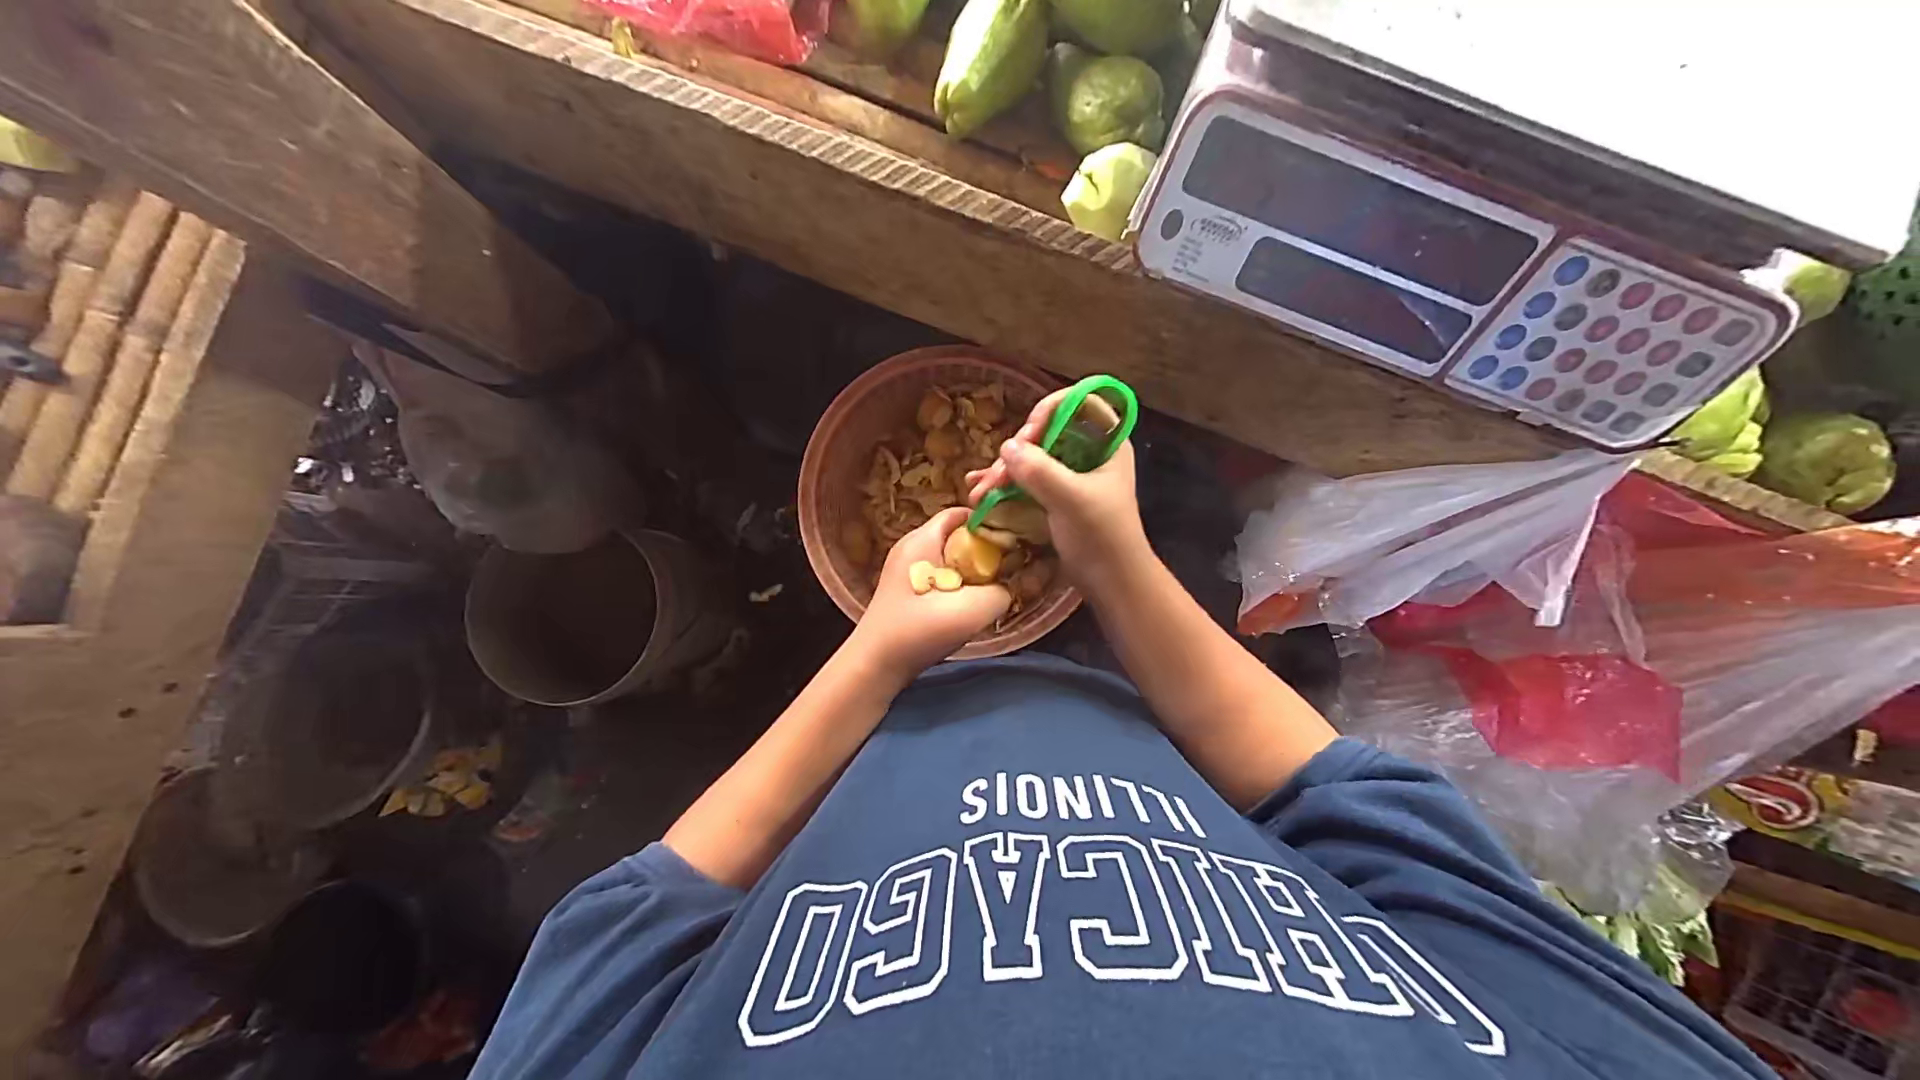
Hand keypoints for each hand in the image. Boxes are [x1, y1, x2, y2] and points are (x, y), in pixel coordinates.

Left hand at [847, 507, 1010, 682]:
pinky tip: (966, 607)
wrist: (874, 665)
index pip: (962, 513)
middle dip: (985, 551)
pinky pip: (940, 576)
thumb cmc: (917, 631)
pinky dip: (957, 586)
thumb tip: (1007, 588)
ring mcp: (906, 568)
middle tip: (1006, 570)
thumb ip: (1001, 592)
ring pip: (951, 558)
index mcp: (922, 539)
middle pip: (958, 535)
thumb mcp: (972, 611)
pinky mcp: (906, 590)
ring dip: (972, 573)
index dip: (991, 523)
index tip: (1013, 543)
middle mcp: (911, 546)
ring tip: (990, 591)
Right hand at [966, 388, 1149, 598]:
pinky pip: (1026, 479)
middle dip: (1017, 449)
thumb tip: (1007, 447)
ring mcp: (1070, 474)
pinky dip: (1004, 485)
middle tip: (998, 475)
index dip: (1049, 409)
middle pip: (1047, 430)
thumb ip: (1040, 470)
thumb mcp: (1071, 501)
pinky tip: (979, 493)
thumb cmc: (1102, 538)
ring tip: (979, 492)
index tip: (1027, 435)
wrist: (1112, 584)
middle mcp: (1088, 451)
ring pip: (1031, 456)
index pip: (1078, 402)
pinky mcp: (1055, 495)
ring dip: (1004, 470)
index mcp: (1106, 442)